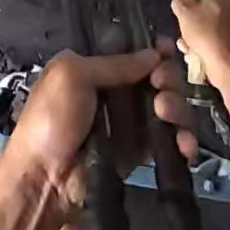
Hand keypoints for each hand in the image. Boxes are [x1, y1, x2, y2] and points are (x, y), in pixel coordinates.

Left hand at [6, 41, 201, 200]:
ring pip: (171, 105)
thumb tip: (154, 54)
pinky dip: (184, 139)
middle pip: (160, 76)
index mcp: (96, 68)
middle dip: (168, 77)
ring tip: (165, 112)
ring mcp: (131, 122)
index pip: (135, 52)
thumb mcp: (72, 75)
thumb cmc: (52, 119)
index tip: (167, 50)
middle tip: (161, 84)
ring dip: (178, 106)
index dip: (156, 50)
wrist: (44, 179)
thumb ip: (114, 62)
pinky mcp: (142, 150)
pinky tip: (185, 144)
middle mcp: (117, 92)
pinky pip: (172, 138)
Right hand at [171, 0, 229, 81]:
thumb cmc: (207, 32)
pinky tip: (194, 54)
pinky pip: (220, 39)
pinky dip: (207, 45)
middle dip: (199, 12)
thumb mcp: (184, 13)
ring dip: (200, 31)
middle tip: (186, 20)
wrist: (228, 65)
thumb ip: (181, 3)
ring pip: (216, 22)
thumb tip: (181, 1)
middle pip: (217, 2)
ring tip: (186, 42)